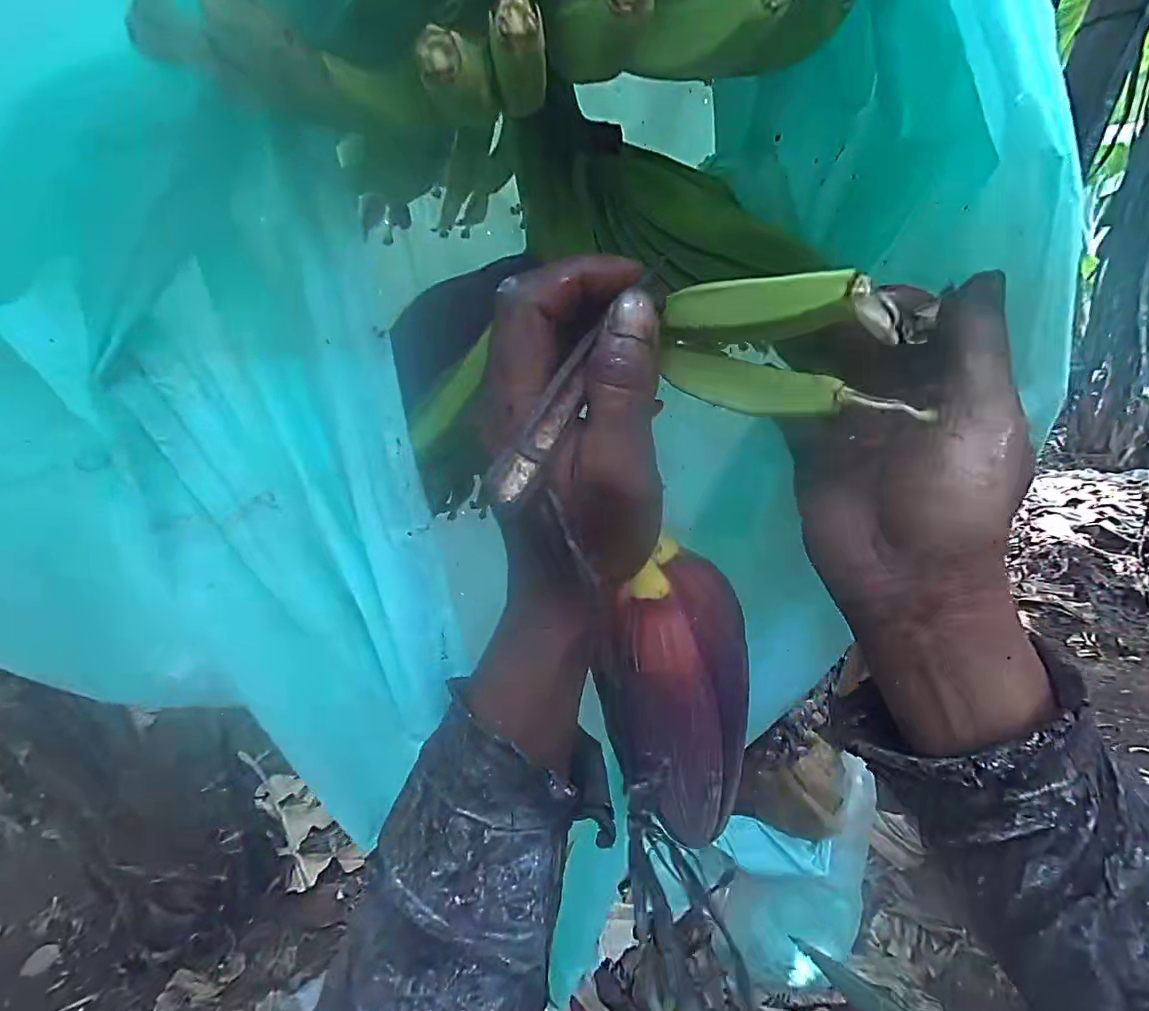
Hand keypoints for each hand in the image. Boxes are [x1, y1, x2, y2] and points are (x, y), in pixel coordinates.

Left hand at [481, 256, 662, 609]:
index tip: (638, 281)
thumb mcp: (621, 464)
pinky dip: (591, 355)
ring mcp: (513, 415)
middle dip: (587, 292)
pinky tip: (632, 375)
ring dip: (592, 323)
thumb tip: (634, 304)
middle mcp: (502, 398)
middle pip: (529, 313)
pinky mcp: (531, 431)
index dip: (579, 276)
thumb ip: (622, 383)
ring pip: (542, 340)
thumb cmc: (595, 539)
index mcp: (514, 401)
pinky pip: (554, 371)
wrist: (563, 598)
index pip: (526, 302)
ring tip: (646, 330)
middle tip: (646, 302)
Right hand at [791, 271, 1051, 754]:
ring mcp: (848, 421)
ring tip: (780, 312)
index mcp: (950, 384)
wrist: (904, 577)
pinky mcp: (808, 446)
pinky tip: (759, 351)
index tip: (867, 291)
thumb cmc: (958, 498)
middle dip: (843, 317)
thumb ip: (978, 348)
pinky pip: (792, 403)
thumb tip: (980, 275)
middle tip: (810, 297)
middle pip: (868, 340)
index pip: (922, 323)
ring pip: (826, 366)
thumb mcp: (984, 416)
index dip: (898, 301)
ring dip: (806, 340)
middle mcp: (897, 395)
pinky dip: (777, 379)